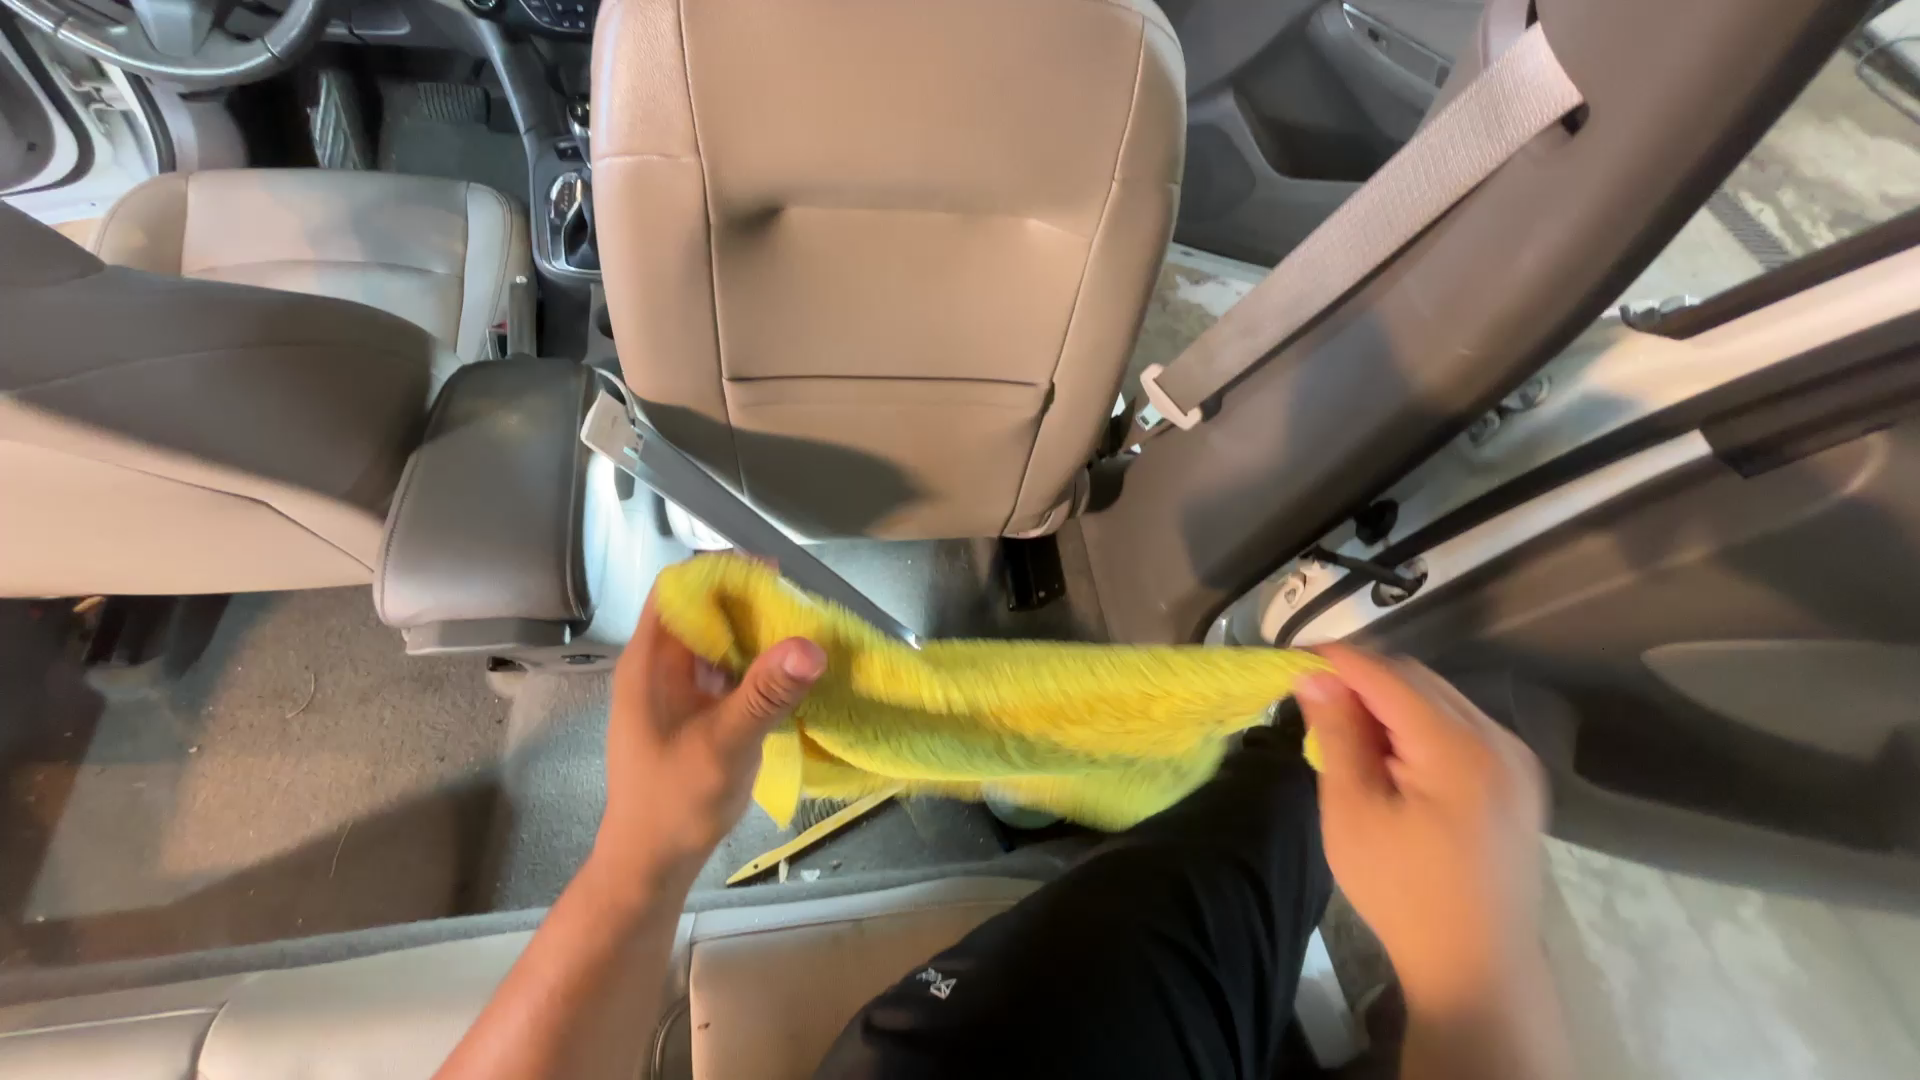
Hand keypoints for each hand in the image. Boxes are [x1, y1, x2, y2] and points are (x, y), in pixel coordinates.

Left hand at [590, 586, 825, 892]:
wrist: (651, 863)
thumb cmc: (675, 803)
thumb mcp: (725, 745)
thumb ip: (766, 693)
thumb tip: (812, 646)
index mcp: (650, 661)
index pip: (678, 588)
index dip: (720, 571)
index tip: (772, 576)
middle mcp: (661, 664)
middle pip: (702, 607)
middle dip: (749, 600)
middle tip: (799, 608)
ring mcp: (678, 686)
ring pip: (718, 636)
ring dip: (757, 631)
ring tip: (803, 633)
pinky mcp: (696, 707)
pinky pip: (728, 666)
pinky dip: (757, 660)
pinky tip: (789, 671)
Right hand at [1295, 646, 1547, 1013]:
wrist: (1476, 964)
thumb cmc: (1401, 889)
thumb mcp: (1352, 809)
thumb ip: (1337, 734)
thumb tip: (1313, 675)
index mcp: (1458, 748)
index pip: (1387, 674)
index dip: (1335, 659)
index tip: (1291, 659)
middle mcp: (1497, 739)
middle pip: (1417, 678)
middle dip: (1360, 677)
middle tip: (1311, 696)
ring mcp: (1514, 758)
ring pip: (1438, 697)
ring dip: (1386, 698)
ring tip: (1344, 726)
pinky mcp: (1516, 778)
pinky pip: (1457, 724)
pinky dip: (1414, 721)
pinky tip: (1388, 751)